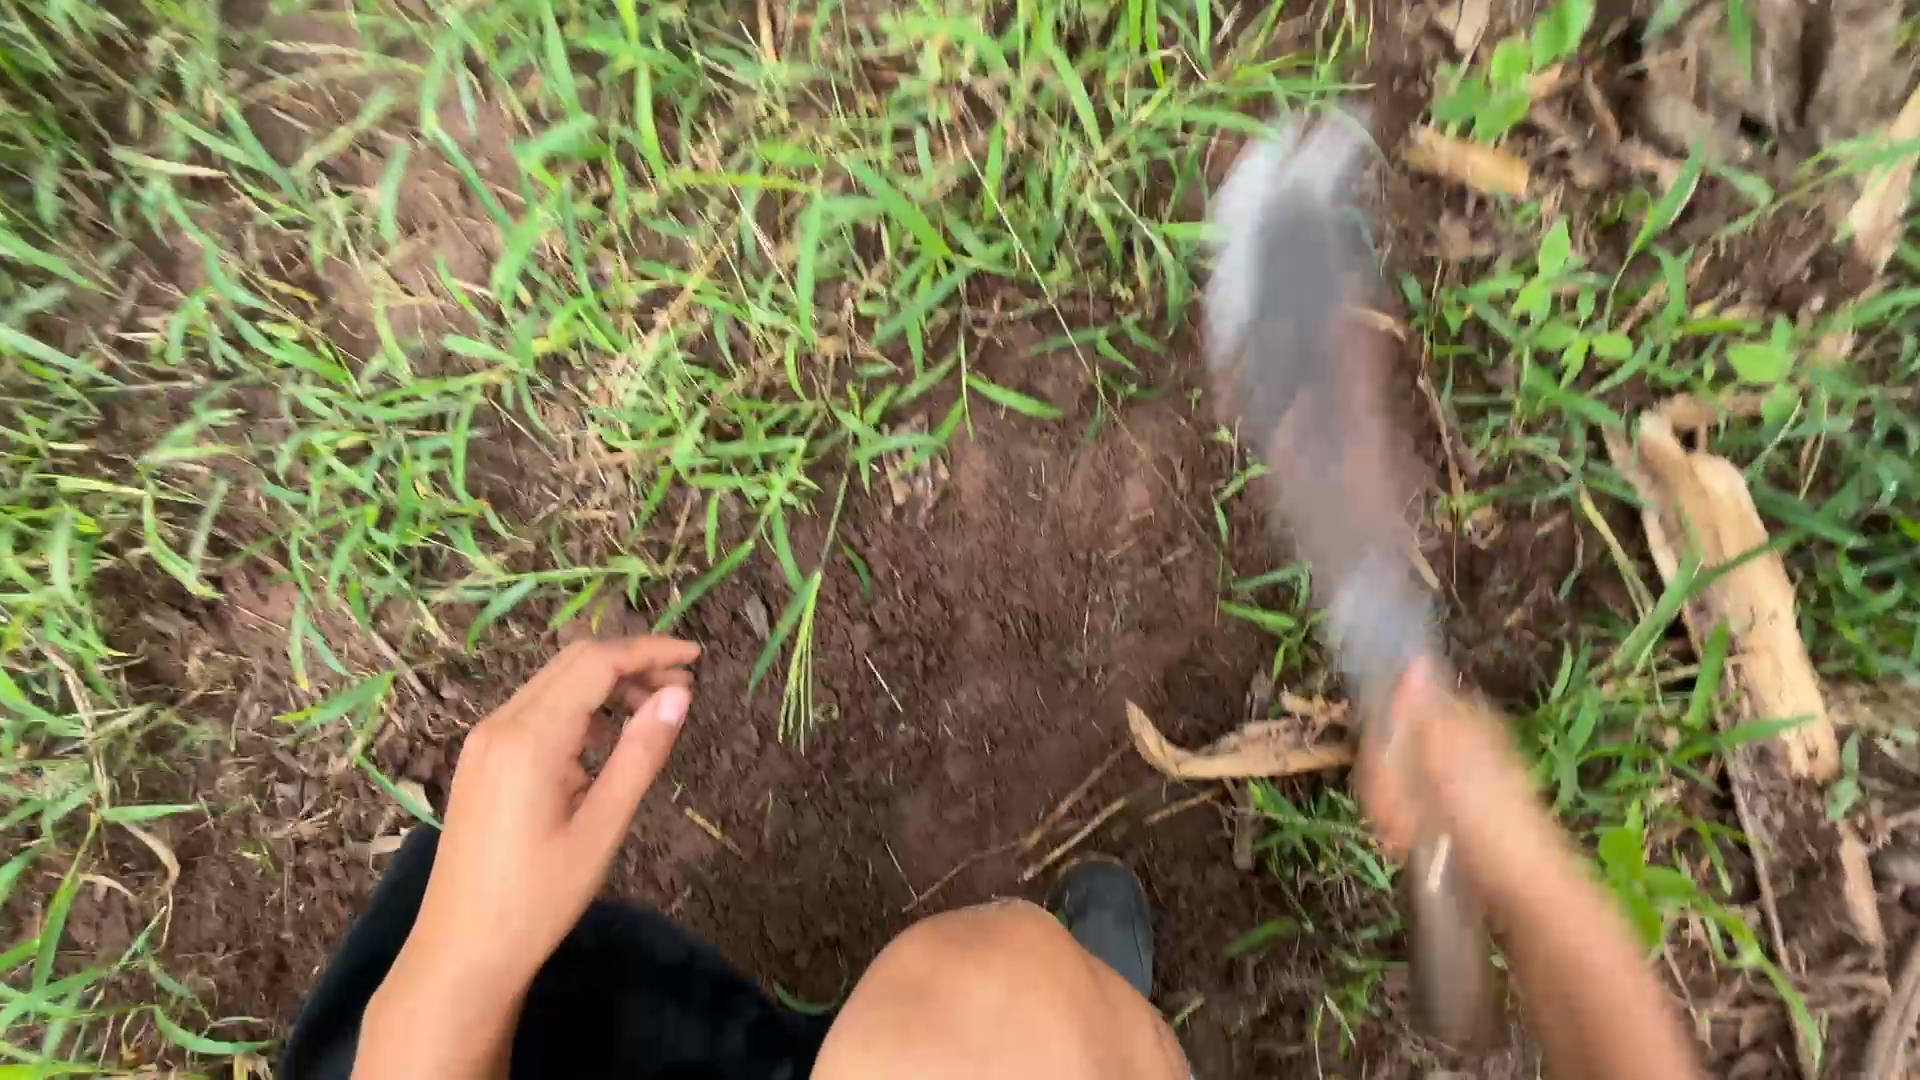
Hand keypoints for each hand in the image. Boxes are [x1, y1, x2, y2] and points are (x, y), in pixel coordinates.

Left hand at [357, 636, 699, 1078]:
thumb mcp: (604, 826)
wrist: (459, 956)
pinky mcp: (483, 758)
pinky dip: (583, 706)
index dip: (651, 651)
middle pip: (576, 661)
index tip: (697, 659)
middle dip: (634, 662)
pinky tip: (608, 739)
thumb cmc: (538, 898)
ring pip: (558, 681)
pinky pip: (540, 708)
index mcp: (529, 739)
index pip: (598, 663)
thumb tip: (680, 694)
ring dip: (610, 682)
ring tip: (655, 711)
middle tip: (683, 687)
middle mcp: (500, 725)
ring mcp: (485, 740)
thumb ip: (642, 752)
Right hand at [1355, 657, 1553, 896]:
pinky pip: (1398, 803)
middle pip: (1388, 741)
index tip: (1378, 751)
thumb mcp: (1451, 756)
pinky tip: (1405, 841)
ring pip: (1388, 776)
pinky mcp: (1440, 811)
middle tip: (1396, 809)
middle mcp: (1452, 743)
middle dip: (1383, 779)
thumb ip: (1423, 711)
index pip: (1399, 702)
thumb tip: (1412, 660)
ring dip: (1387, 806)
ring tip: (1404, 834)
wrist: (1522, 889)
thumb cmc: (1490, 819)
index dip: (1382, 726)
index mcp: (1461, 721)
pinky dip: (1397, 823)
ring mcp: (1446, 778)